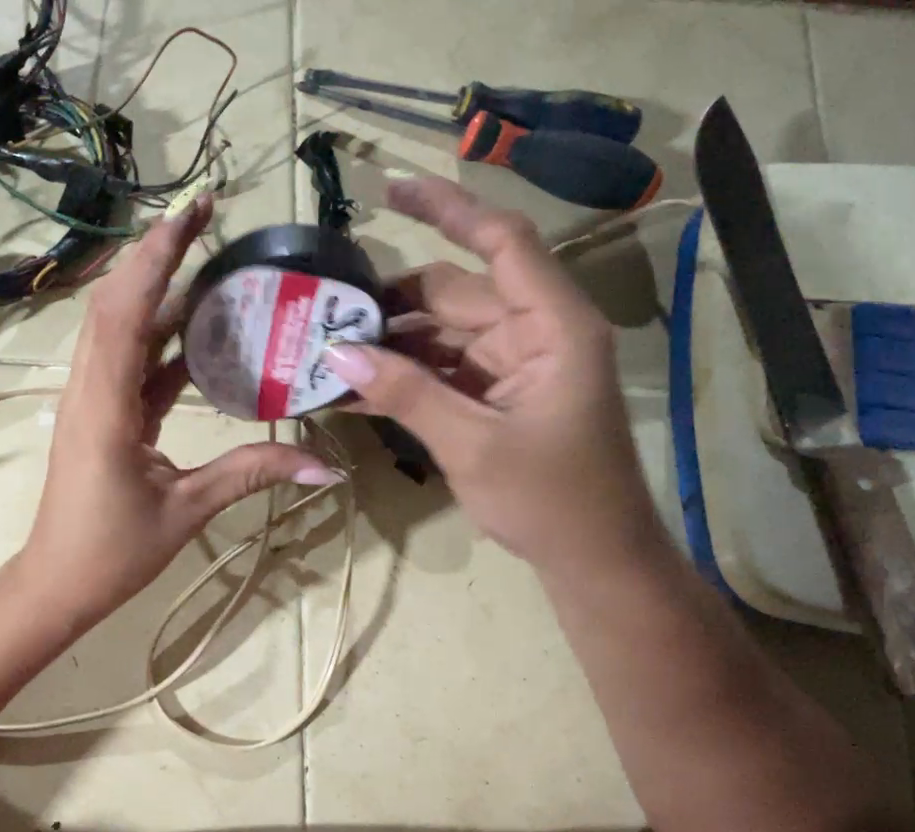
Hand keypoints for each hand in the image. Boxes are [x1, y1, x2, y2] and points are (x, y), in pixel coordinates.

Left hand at [15, 195, 336, 623]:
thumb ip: (251, 474)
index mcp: (104, 407)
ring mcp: (90, 400)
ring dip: (155, 288)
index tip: (193, 212)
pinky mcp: (100, 415)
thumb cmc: (112, 552)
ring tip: (206, 257)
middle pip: (114, 304)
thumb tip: (326, 466)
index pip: (126, 312)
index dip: (158, 258)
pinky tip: (199, 327)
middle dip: (156, 254)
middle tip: (205, 215)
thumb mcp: (186, 511)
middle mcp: (89, 390)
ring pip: (117, 328)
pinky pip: (128, 362)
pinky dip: (159, 337)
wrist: (57, 583)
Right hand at [320, 176, 664, 578]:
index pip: (501, 243)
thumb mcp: (472, 446)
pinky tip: (352, 385)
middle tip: (321, 310)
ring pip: (441, 333)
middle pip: (456, 292)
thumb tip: (334, 353)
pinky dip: (402, 375)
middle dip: (391, 300)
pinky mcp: (496, 395)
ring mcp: (514, 365)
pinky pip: (441, 370)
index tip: (388, 190)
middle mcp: (534, 333)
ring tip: (325, 352)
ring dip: (389, 342)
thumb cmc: (552, 498)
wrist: (593, 557)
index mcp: (554, 327)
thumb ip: (405, 394)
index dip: (447, 209)